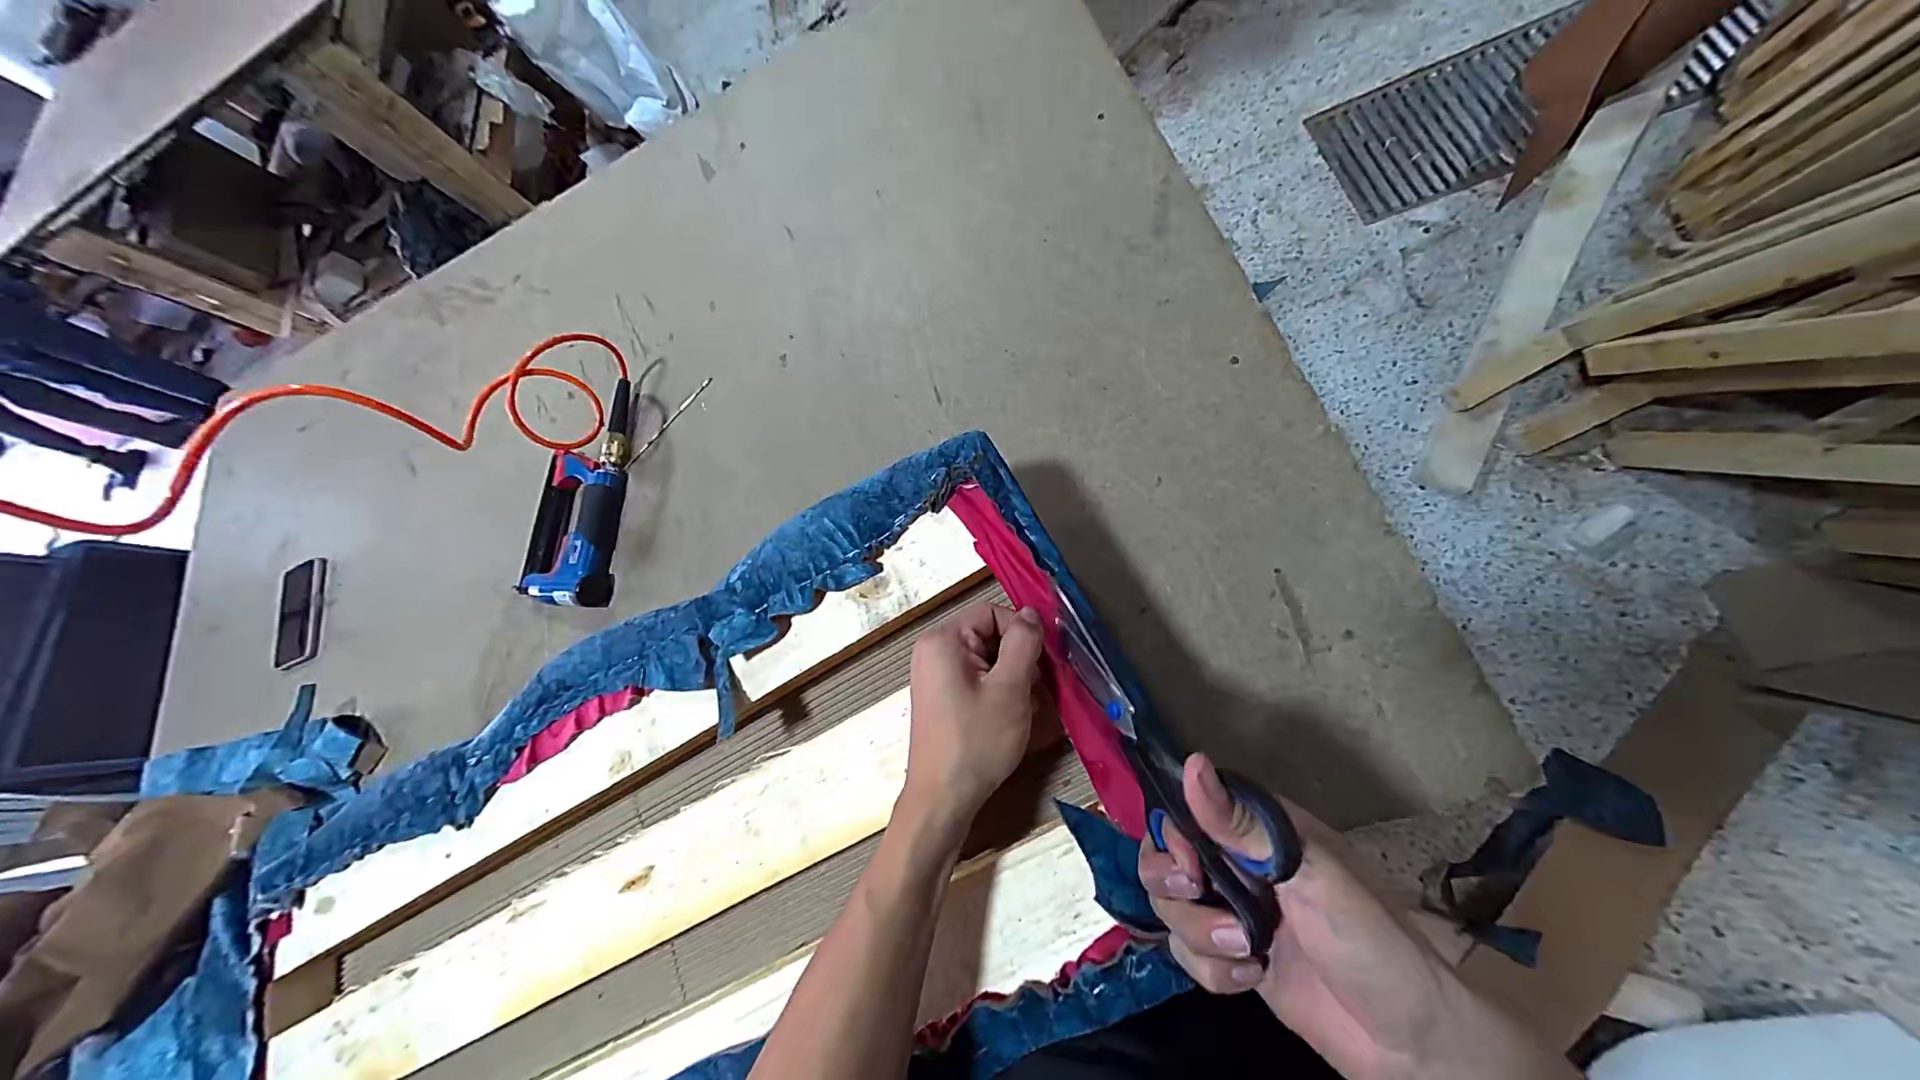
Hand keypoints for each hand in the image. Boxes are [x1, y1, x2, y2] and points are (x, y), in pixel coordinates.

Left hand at [900, 603, 1044, 842]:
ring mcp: (935, 677)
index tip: (1042, 664)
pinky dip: (999, 694)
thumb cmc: (977, 741)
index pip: (992, 613)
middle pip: (990, 636)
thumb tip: (1031, 613)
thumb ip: (1024, 643)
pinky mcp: (942, 699)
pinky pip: (978, 681)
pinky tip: (1011, 719)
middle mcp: (934, 651)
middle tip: (1036, 691)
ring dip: (1014, 680)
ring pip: (988, 661)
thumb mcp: (1010, 688)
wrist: (942, 799)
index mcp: (943, 640)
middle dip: (1019, 660)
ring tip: (1025, 709)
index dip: (1022, 633)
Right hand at [1139, 754, 1578, 1079]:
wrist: (1411, 1043)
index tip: (1188, 864)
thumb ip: (1246, 826)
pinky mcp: (1230, 955)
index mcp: (1258, 829)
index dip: (1172, 833)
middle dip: (1171, 884)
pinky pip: (1186, 953)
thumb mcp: (1312, 876)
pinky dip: (1210, 970)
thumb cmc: (1371, 941)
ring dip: (1198, 934)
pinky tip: (1249, 977)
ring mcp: (1231, 909)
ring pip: (1170, 906)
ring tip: (1244, 951)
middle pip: (1165, 856)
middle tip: (1198, 897)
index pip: (1186, 808)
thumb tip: (1192, 764)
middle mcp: (1237, 862)